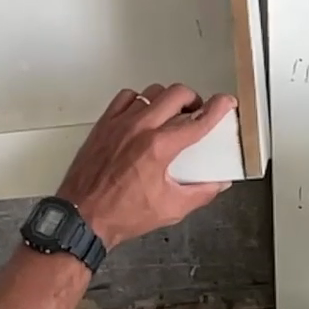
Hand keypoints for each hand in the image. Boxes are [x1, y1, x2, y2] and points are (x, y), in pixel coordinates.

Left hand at [56, 84, 233, 248]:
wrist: (83, 217)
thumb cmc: (120, 213)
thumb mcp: (170, 209)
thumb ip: (201, 193)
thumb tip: (218, 184)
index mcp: (159, 148)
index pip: (198, 120)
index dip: (217, 108)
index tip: (225, 102)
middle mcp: (140, 129)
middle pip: (177, 94)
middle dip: (194, 99)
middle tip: (197, 112)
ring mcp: (121, 123)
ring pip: (153, 92)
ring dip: (168, 99)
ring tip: (171, 113)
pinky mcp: (105, 123)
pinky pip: (127, 97)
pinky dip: (139, 100)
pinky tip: (143, 113)